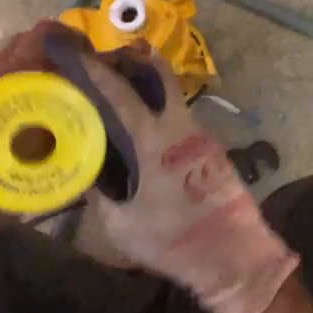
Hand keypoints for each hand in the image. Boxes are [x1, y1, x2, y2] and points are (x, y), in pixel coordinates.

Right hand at [79, 52, 297, 312]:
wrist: (234, 259)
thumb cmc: (174, 242)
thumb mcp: (122, 226)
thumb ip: (102, 197)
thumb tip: (85, 176)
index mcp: (157, 141)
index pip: (123, 94)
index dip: (98, 71)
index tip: (78, 53)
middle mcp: (183, 129)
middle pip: (162, 79)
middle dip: (137, 61)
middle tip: (110, 57)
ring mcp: (203, 139)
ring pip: (173, 101)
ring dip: (149, 91)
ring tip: (120, 96)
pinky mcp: (213, 153)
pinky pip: (181, 124)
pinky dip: (161, 118)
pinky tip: (144, 132)